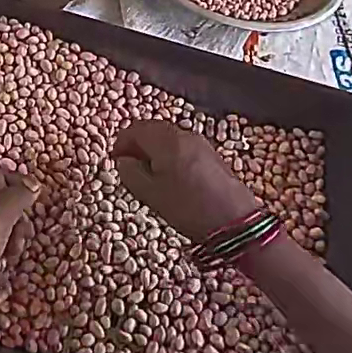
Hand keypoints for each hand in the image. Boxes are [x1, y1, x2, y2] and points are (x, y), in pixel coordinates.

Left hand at [0, 170, 39, 316]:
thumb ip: (17, 197)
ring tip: (13, 252)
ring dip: (15, 236)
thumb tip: (32, 183)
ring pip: (3, 226)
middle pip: (4, 203)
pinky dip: (4, 251)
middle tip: (22, 233)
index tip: (36, 198)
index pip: (1, 177)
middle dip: (20, 216)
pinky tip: (5, 262)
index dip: (21, 184)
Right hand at [112, 120, 260, 241]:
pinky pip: (182, 148)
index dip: (121, 143)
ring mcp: (201, 144)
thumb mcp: (149, 193)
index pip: (135, 129)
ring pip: (168, 139)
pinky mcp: (212, 157)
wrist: (236, 223)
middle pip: (152, 130)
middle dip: (137, 145)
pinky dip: (169, 157)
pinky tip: (169, 179)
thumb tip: (123, 161)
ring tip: (147, 175)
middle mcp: (184, 135)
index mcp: (166, 140)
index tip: (115, 160)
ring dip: (153, 151)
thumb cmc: (187, 207)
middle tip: (128, 167)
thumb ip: (129, 172)